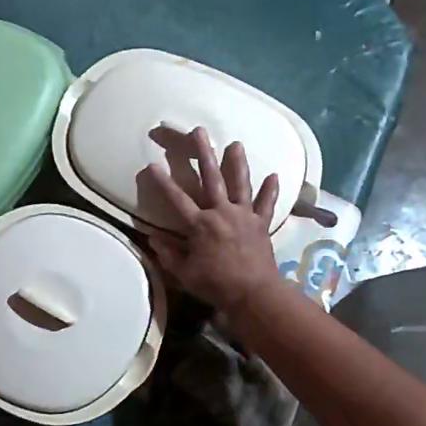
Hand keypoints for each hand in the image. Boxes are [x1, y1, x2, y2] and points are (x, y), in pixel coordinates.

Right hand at [141, 127, 284, 312]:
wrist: (253, 293)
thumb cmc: (215, 284)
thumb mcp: (184, 273)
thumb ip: (168, 253)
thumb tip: (152, 236)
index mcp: (200, 225)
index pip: (176, 199)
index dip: (163, 182)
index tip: (152, 164)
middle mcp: (222, 213)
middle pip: (211, 178)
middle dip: (203, 153)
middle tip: (199, 131)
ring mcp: (244, 216)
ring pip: (240, 184)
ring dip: (237, 162)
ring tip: (236, 143)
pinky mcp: (261, 225)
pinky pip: (266, 205)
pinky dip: (270, 191)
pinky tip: (274, 176)